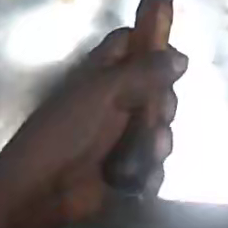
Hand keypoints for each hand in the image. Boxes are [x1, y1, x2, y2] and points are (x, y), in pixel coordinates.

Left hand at [0, 14, 187, 227]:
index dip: (154, 43)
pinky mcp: (125, 165)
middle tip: (157, 114)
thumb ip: (146, 71)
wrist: (45, 188)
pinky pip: (153, 162)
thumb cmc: (70, 127)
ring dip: (157, 141)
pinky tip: (140, 178)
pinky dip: (150, 170)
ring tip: (146, 152)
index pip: (134, 40)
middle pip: (156, 85)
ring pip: (158, 126)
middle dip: (163, 103)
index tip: (175, 58)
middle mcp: (116, 94)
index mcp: (105, 67)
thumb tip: (181, 57)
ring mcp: (121, 131)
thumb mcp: (108, 90)